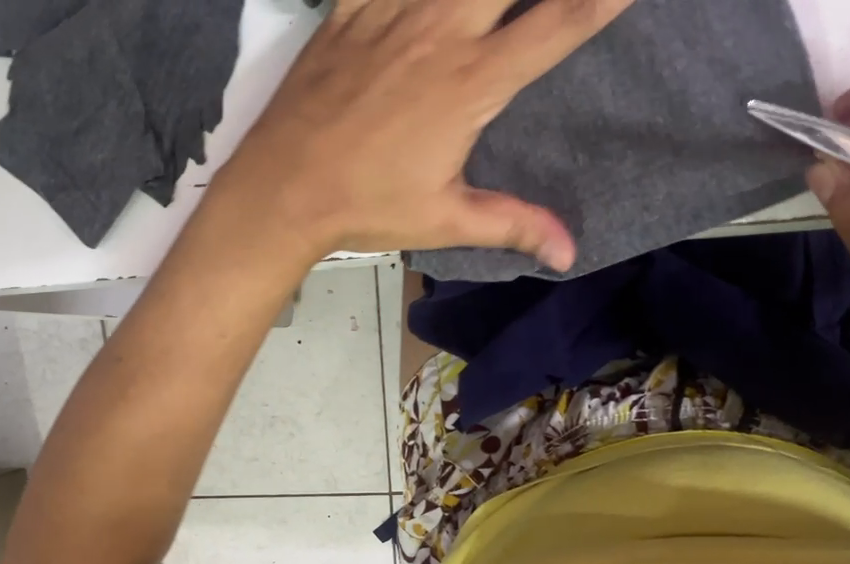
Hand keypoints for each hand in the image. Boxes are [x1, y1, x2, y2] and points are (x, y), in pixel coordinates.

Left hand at [210, 0, 634, 272]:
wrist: (283, 189)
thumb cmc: (366, 206)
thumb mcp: (443, 219)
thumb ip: (512, 224)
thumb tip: (566, 254)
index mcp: (471, 83)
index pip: (557, 24)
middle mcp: (440, 30)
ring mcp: (393, 11)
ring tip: (482, 1)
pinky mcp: (351, 7)